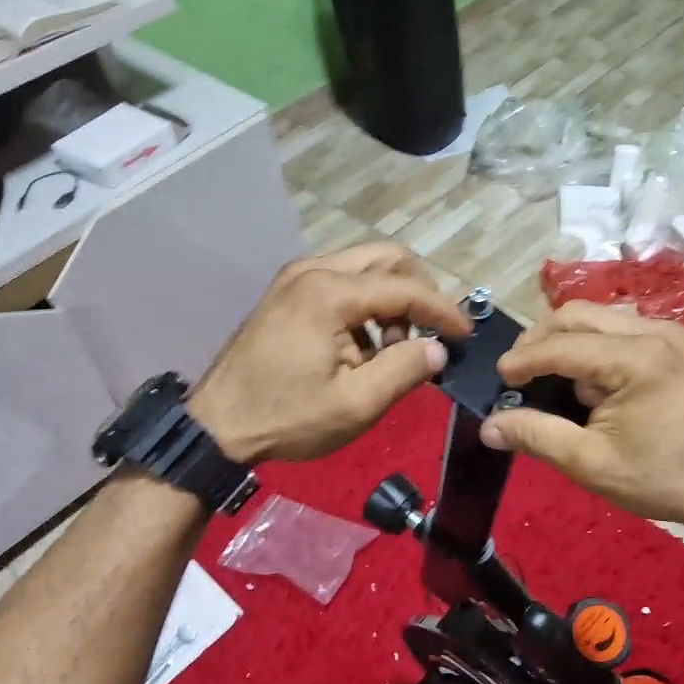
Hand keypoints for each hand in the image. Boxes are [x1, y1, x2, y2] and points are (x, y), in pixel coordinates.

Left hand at [190, 242, 471, 463]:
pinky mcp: (288, 293)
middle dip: (419, 292)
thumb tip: (438, 350)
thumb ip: (404, 370)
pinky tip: (364, 346)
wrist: (216, 426)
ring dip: (392, 299)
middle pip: (388, 258)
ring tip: (393, 349)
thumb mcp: (355, 404)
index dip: (444, 311)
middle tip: (431, 334)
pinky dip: (367, 304)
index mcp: (329, 293)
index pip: (405, 287)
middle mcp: (313, 271)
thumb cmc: (286, 417)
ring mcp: (296, 278)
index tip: (467, 336)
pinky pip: (343, 281)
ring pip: (365, 266)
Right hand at [479, 302, 683, 531]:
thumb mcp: (590, 463)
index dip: (523, 359)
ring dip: (568, 341)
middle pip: (579, 314)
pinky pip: (621, 330)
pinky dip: (594, 347)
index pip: (563, 344)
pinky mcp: (676, 344)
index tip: (498, 379)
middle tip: (517, 373)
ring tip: (550, 380)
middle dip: (542, 340)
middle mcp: (655, 331)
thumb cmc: (660, 479)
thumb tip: (488, 426)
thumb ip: (536, 436)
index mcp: (637, 358)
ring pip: (600, 318)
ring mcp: (670, 333)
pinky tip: (587, 382)